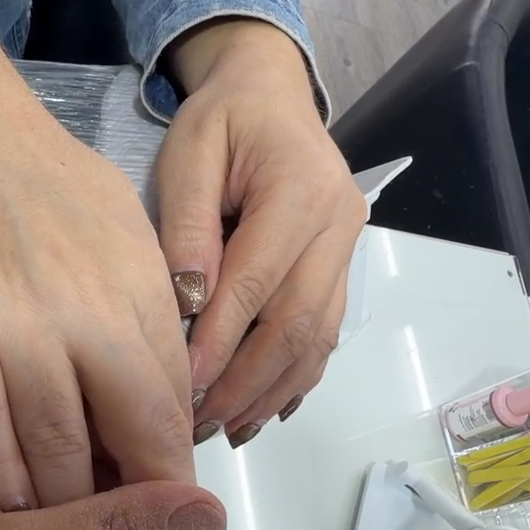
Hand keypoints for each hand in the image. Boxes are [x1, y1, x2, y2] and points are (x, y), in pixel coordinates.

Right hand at [0, 0, 197, 529]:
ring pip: (52, 449)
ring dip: (63, 516)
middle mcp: (88, 314)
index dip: (178, 489)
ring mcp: (15, 325)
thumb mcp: (122, 238)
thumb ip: (148, 321)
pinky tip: (9, 512)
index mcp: (139, 293)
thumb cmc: (42, 180)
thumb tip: (163, 396)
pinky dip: (0, 481)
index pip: (170, 412)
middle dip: (137, 524)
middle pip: (125, 442)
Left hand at [161, 20, 368, 446]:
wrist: (271, 98)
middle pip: (294, 323)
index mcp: (299, 189)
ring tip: (228, 431)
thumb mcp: (189, 155)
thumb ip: (188, 225)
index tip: (182, 390)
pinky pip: (325, 335)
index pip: (256, 282)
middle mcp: (338, 225)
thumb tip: (189, 301)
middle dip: (244, 383)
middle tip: (199, 426)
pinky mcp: (341, 270)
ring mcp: (347, 251)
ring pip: (315, 339)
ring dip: (270, 392)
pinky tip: (265, 411)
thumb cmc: (221, 123)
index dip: (219, 342)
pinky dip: (294, 379)